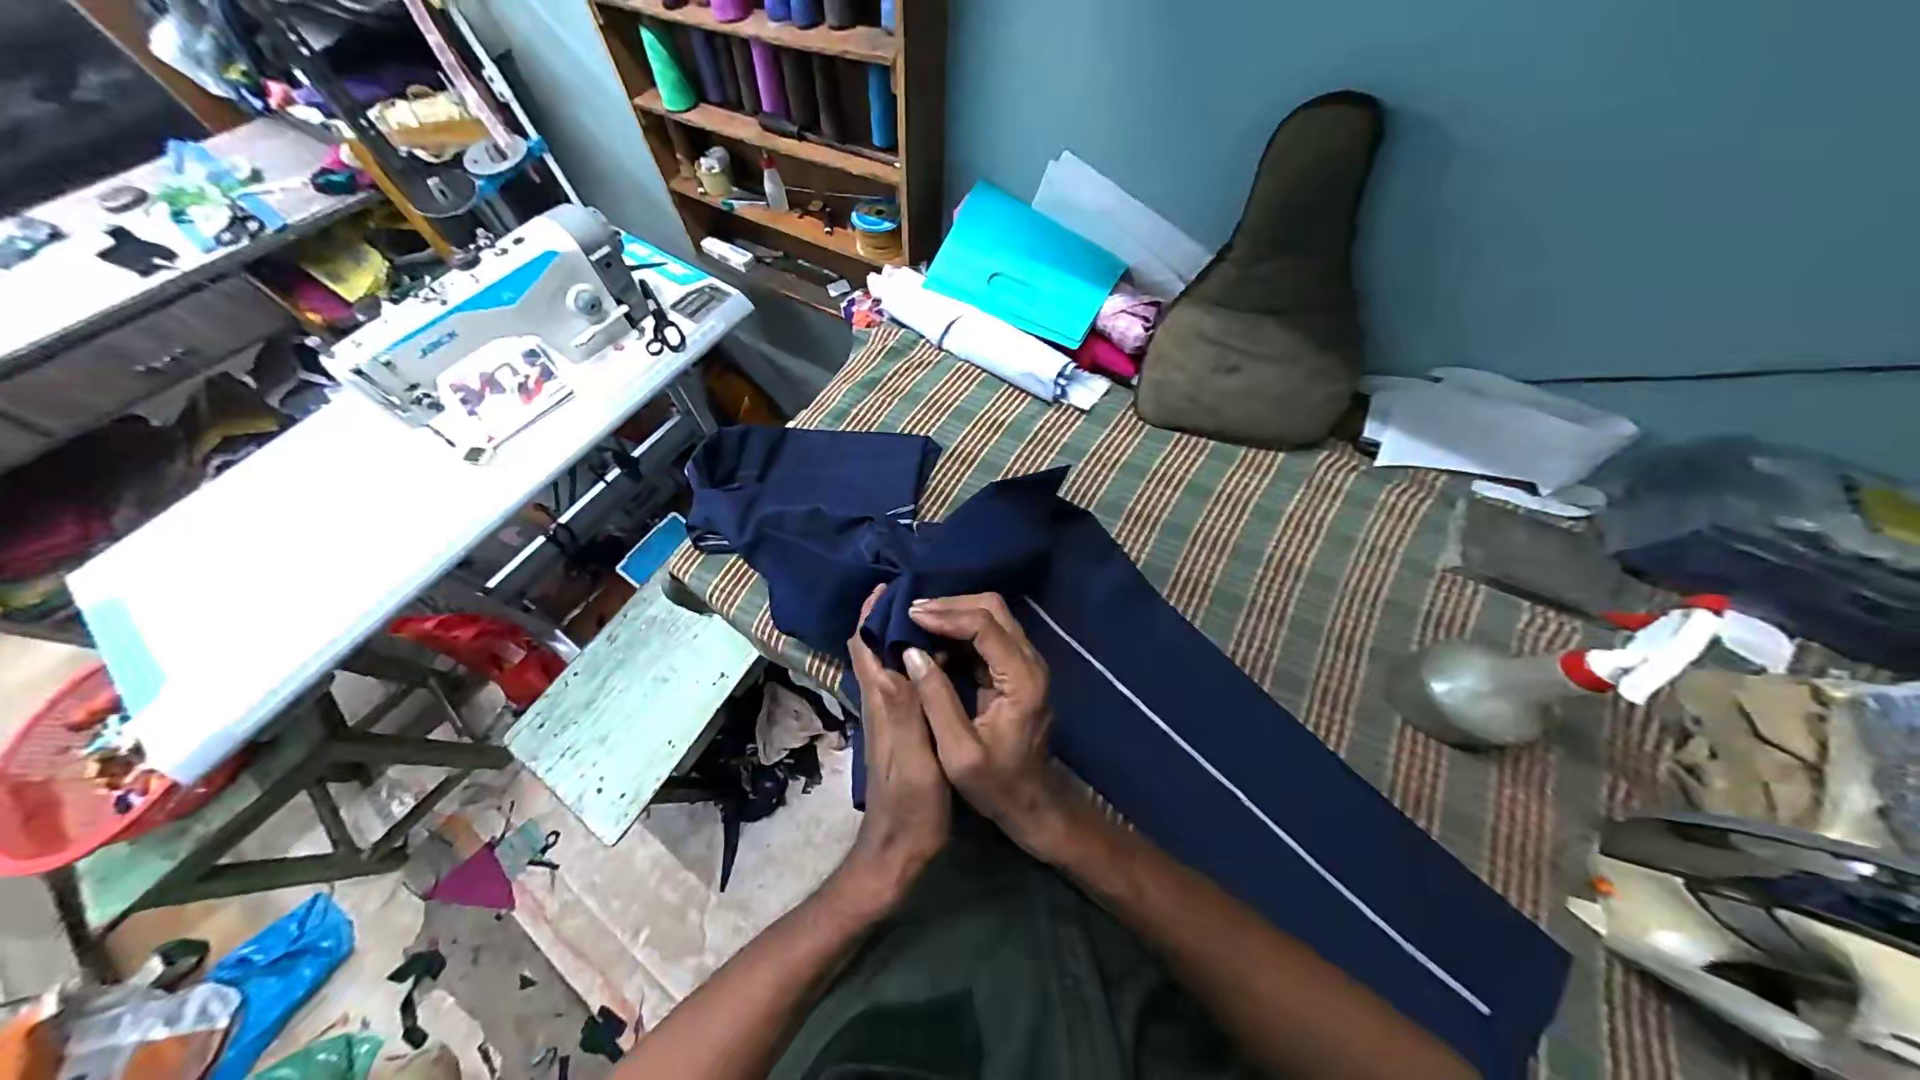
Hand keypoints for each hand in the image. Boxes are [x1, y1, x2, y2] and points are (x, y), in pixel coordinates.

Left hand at [837, 584, 949, 909]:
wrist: (899, 848)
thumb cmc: (912, 807)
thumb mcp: (916, 759)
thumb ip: (906, 710)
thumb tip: (900, 654)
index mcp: (881, 701)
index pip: (864, 643)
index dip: (873, 611)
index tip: (896, 584)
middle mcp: (879, 700)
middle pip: (873, 645)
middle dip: (889, 613)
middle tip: (925, 590)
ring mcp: (887, 713)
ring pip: (887, 659)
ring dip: (902, 632)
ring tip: (937, 611)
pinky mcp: (899, 724)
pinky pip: (902, 676)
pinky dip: (914, 655)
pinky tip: (941, 652)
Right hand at [903, 593, 1071, 857]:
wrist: (1032, 803)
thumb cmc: (996, 785)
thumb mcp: (958, 752)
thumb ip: (936, 700)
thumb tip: (912, 653)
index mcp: (1022, 680)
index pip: (985, 626)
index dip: (946, 615)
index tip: (910, 615)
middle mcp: (1030, 662)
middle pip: (993, 609)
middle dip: (950, 604)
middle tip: (910, 612)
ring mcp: (1026, 663)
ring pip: (992, 616)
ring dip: (954, 612)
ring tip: (915, 620)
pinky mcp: (1016, 669)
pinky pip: (989, 633)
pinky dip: (960, 628)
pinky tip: (932, 636)